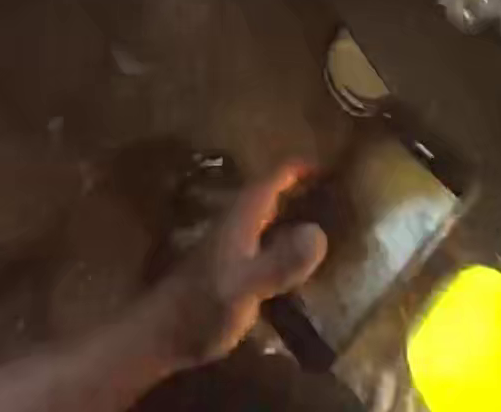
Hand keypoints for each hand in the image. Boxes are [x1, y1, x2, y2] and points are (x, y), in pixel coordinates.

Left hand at [138, 163, 329, 366]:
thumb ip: (280, 262)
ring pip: (268, 215)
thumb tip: (319, 231)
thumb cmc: (204, 305)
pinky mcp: (233, 264)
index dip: (299, 169)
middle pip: (272, 192)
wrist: (165, 332)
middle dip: (300, 188)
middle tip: (335, 195)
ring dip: (293, 212)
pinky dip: (286, 240)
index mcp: (242, 216)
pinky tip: (302, 261)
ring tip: (326, 222)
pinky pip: (266, 240)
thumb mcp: (246, 286)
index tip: (328, 168)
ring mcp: (233, 242)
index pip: (273, 179)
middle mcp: (238, 221)